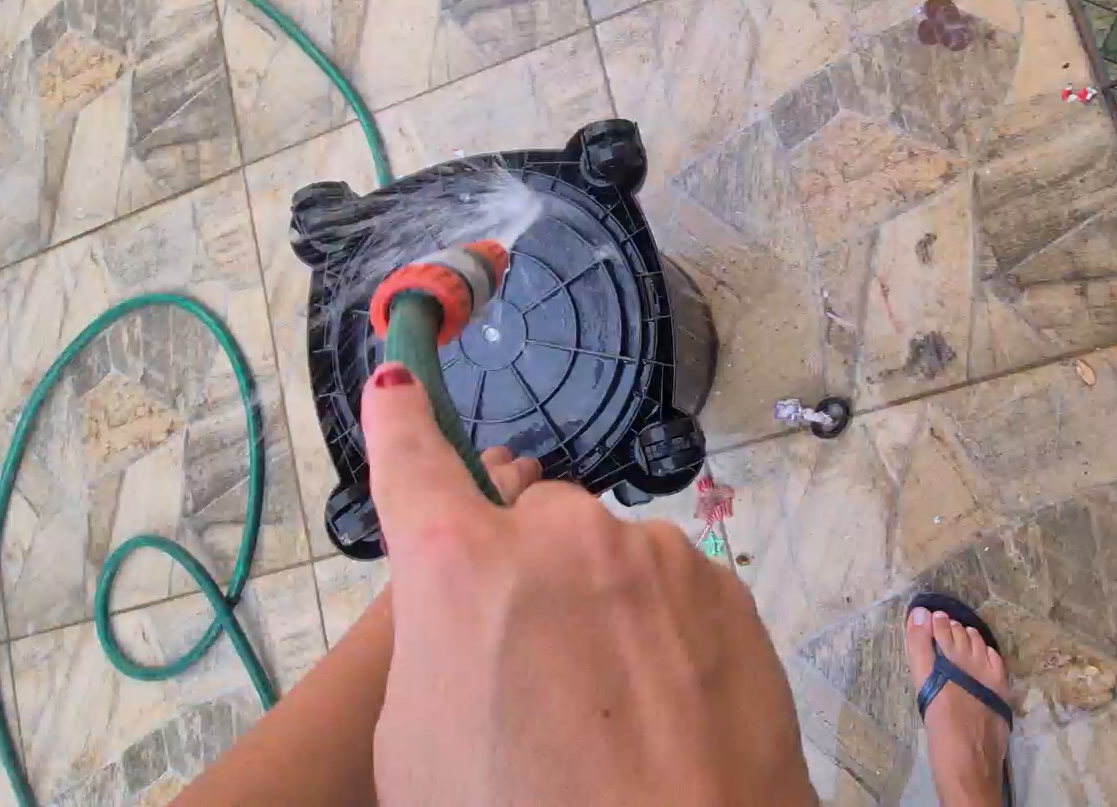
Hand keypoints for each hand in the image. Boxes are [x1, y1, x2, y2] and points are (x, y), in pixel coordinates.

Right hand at [361, 362, 816, 806]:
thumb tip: (470, 590)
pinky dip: (659, 619)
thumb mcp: (420, 738)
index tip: (398, 379)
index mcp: (467, 567)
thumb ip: (439, 630)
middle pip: (535, 520)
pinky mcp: (718, 575)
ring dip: (601, 597)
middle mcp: (565, 532)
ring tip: (615, 694)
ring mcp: (653, 547)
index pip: (417, 468)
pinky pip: (667, 582)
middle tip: (541, 656)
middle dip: (530, 566)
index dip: (402, 424)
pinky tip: (669, 692)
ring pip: (608, 553)